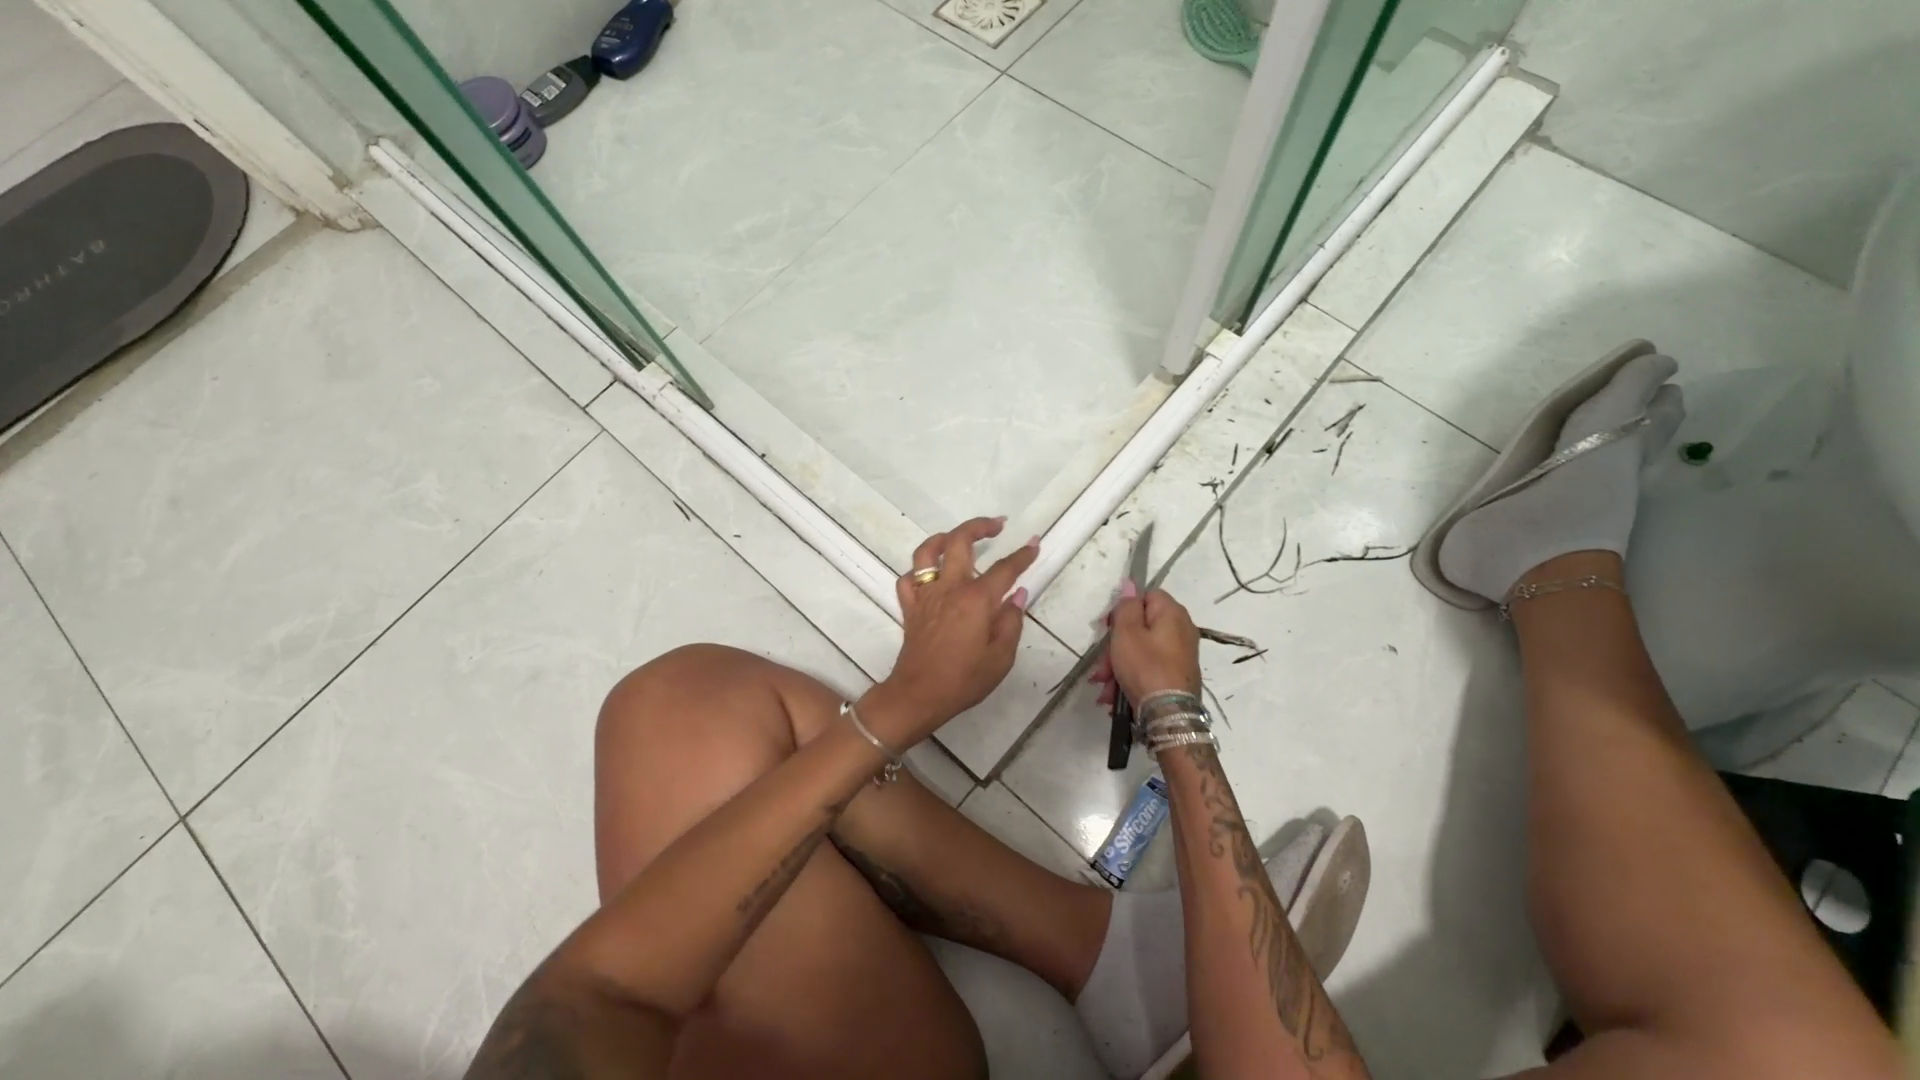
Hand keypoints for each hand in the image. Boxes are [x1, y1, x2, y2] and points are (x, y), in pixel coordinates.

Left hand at [859, 517, 1038, 748]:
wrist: (918, 695)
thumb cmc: (964, 680)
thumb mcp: (1001, 657)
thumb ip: (1011, 622)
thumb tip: (1017, 595)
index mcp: (976, 599)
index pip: (1004, 569)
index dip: (1022, 555)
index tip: (1034, 544)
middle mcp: (949, 588)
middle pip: (960, 542)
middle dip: (980, 526)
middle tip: (997, 525)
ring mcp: (926, 595)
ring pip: (927, 552)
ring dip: (944, 537)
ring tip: (959, 537)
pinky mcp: (910, 607)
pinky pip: (908, 579)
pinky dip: (918, 571)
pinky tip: (931, 575)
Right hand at [1105, 583, 1201, 705]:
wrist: (1169, 715)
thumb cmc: (1145, 667)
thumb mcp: (1127, 633)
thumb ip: (1126, 606)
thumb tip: (1130, 583)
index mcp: (1172, 613)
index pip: (1146, 596)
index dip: (1123, 609)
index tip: (1106, 627)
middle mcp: (1181, 630)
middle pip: (1141, 627)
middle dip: (1115, 647)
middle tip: (1101, 666)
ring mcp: (1180, 655)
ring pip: (1141, 651)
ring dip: (1117, 667)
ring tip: (1104, 688)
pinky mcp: (1177, 676)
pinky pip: (1149, 669)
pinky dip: (1131, 678)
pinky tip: (1114, 697)